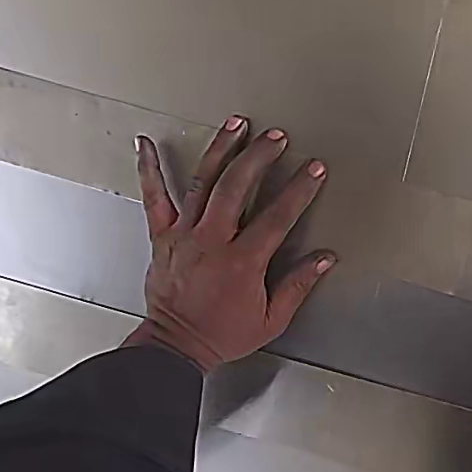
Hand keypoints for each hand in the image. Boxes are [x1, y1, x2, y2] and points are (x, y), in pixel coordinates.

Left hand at [124, 115, 335, 372]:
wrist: (176, 347)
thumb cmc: (223, 335)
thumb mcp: (271, 319)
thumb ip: (298, 285)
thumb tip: (325, 258)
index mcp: (242, 262)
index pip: (277, 216)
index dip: (299, 190)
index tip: (314, 169)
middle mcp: (212, 242)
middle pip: (237, 187)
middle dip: (259, 157)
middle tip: (276, 137)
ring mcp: (184, 236)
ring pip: (203, 182)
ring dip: (221, 149)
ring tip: (237, 124)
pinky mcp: (161, 237)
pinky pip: (154, 198)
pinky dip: (149, 169)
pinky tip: (147, 145)